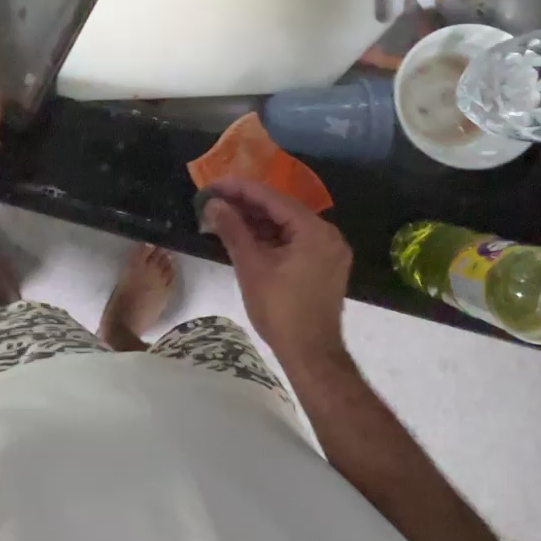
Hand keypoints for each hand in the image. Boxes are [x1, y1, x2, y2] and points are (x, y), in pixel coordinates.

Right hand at [200, 177, 352, 363]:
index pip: (272, 198)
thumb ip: (233, 230)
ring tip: (223, 216)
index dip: (239, 189)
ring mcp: (328, 250)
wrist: (311, 355)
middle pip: (281, 209)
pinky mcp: (324, 265)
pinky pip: (294, 241)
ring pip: (287, 225)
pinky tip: (245, 236)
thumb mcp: (251, 267)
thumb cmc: (280, 311)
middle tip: (213, 200)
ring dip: (256, 221)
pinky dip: (270, 237)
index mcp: (314, 231)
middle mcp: (327, 234)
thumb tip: (213, 204)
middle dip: (246, 205)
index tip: (212, 184)